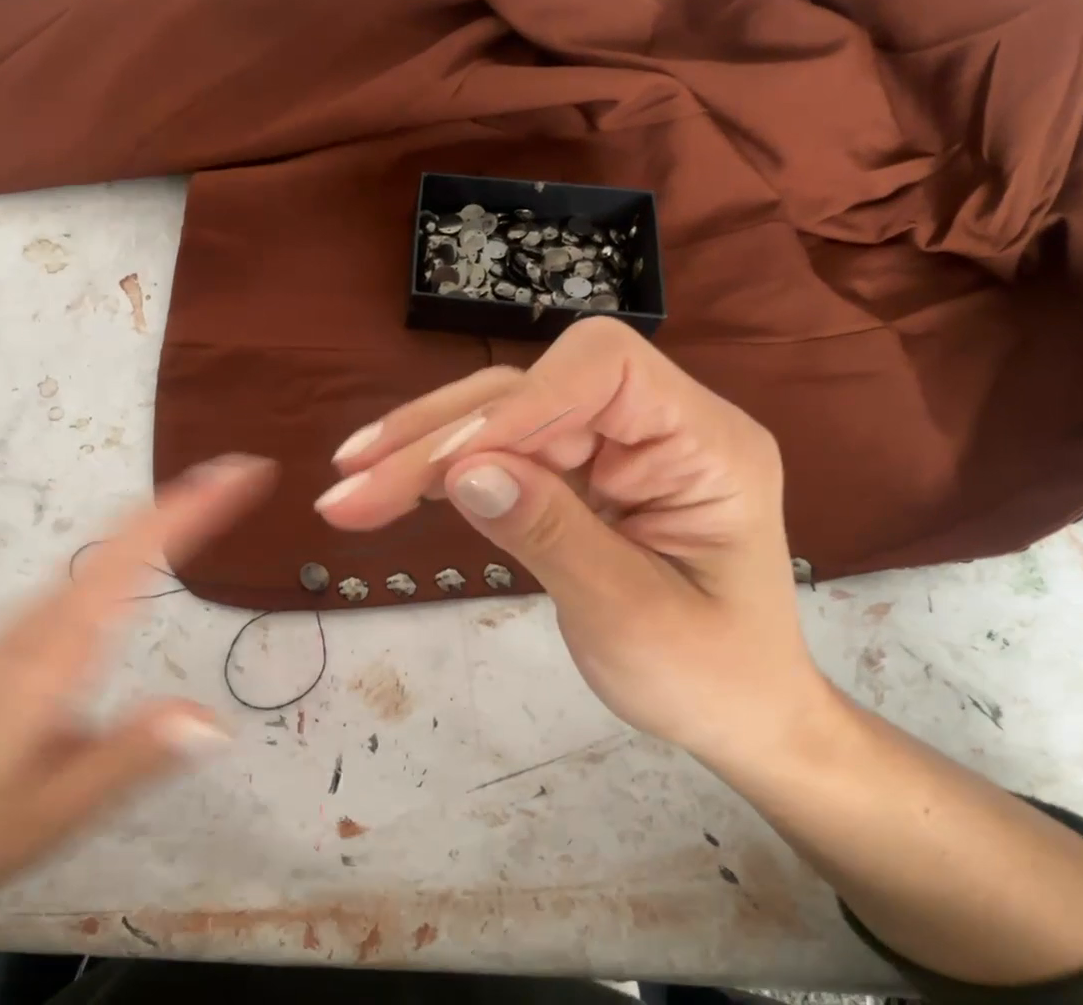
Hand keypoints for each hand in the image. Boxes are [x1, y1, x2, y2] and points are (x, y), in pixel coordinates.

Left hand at [0, 455, 276, 924]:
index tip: (240, 473)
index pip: (131, 559)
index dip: (188, 508)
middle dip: (181, 502)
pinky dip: (121, 555)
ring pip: (94, 560)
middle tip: (242, 479)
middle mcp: (35, 627)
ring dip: (152, 522)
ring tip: (206, 504)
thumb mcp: (57, 809)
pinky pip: (77, 585)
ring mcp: (15, 636)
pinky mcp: (5, 652)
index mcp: (54, 656)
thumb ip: (135, 756)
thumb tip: (217, 719)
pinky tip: (134, 567)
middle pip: (115, 543)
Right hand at [315, 317, 828, 754]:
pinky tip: (386, 490)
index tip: (446, 465)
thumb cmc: (710, 676)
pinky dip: (437, 473)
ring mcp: (607, 449)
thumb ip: (550, 534)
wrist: (735, 712)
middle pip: (527, 392)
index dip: (517, 403)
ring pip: (496, 419)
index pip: (602, 370)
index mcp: (704, 444)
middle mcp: (652, 427)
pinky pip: (495, 455)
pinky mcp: (572, 475)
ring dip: (417, 451)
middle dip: (436, 437)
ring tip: (348, 489)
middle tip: (350, 484)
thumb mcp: (632, 616)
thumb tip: (461, 471)